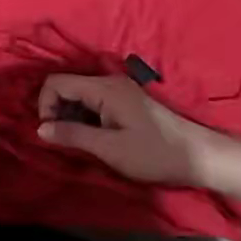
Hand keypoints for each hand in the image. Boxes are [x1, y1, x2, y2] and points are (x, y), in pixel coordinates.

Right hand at [36, 74, 219, 185]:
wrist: (200, 157)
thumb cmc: (155, 153)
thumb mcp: (110, 149)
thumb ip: (73, 135)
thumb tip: (40, 129)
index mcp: (104, 88)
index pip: (56, 83)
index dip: (45, 105)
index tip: (50, 133)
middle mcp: (110, 83)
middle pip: (67, 86)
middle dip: (55, 111)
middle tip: (60, 140)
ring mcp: (119, 91)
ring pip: (79, 95)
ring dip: (69, 116)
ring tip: (75, 142)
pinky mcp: (126, 103)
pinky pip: (93, 103)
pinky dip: (83, 117)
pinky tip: (91, 138)